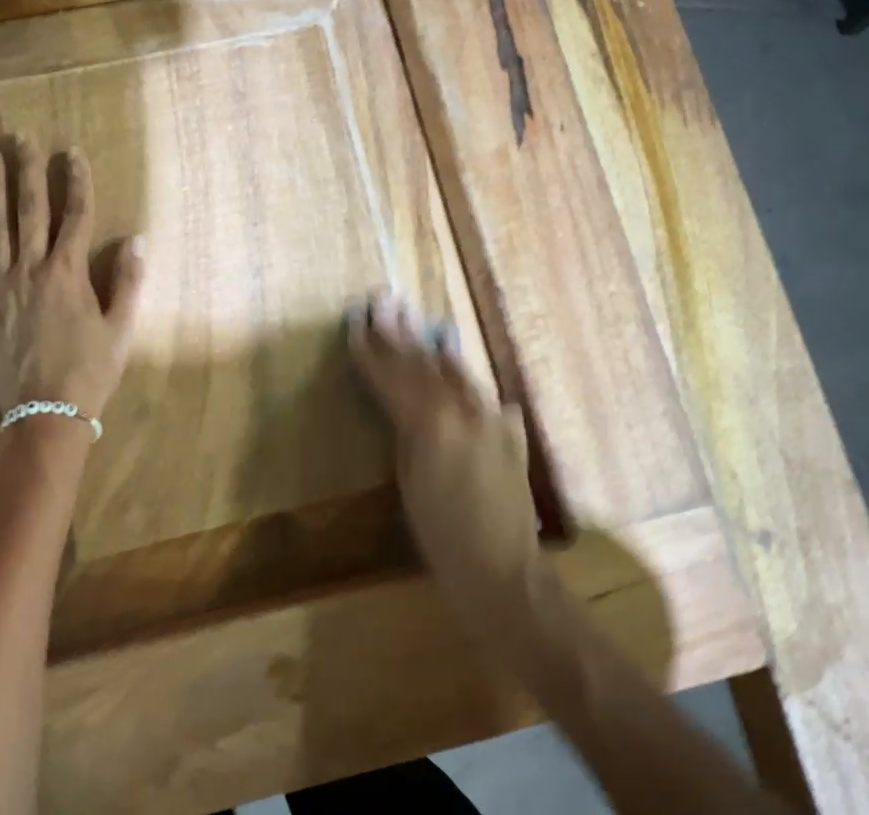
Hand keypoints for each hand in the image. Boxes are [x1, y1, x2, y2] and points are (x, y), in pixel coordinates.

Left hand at [0, 137, 145, 422]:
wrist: (45, 412)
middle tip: (21, 137)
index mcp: (69, 273)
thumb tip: (137, 239)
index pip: (76, 215)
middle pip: (31, 210)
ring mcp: (2, 287)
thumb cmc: (91, 372)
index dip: (77, 181)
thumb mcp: (122, 330)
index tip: (72, 152)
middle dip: (28, 171)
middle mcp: (32, 270)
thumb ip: (129, 282)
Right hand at [349, 294, 539, 595]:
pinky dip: (463, 379)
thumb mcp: (410, 479)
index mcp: (430, 421)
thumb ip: (409, 431)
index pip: (393, 376)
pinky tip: (459, 366)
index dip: (373, 350)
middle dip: (402, 334)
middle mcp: (464, 410)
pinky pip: (482, 397)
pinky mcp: (511, 436)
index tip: (357, 321)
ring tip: (418, 322)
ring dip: (433, 347)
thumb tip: (408, 400)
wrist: (501, 568)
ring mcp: (492, 420)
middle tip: (385, 301)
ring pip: (456, 373)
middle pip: (425, 365)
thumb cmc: (440, 533)